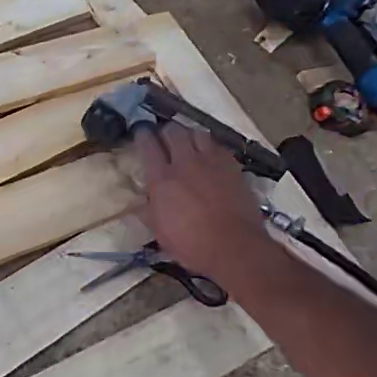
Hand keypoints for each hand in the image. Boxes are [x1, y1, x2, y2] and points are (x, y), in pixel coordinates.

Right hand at [132, 124, 276, 277]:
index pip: (148, 144)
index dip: (143, 135)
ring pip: (196, 132)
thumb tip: (141, 201)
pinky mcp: (231, 164)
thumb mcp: (161, 233)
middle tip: (166, 141)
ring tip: (189, 146)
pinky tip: (210, 157)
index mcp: (162, 179)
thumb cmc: (193, 246)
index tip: (142, 134)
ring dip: (189, 136)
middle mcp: (185, 163)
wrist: (235, 246)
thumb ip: (149, 211)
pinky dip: (210, 147)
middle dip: (166, 132)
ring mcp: (210, 160)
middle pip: (173, 130)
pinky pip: (217, 144)